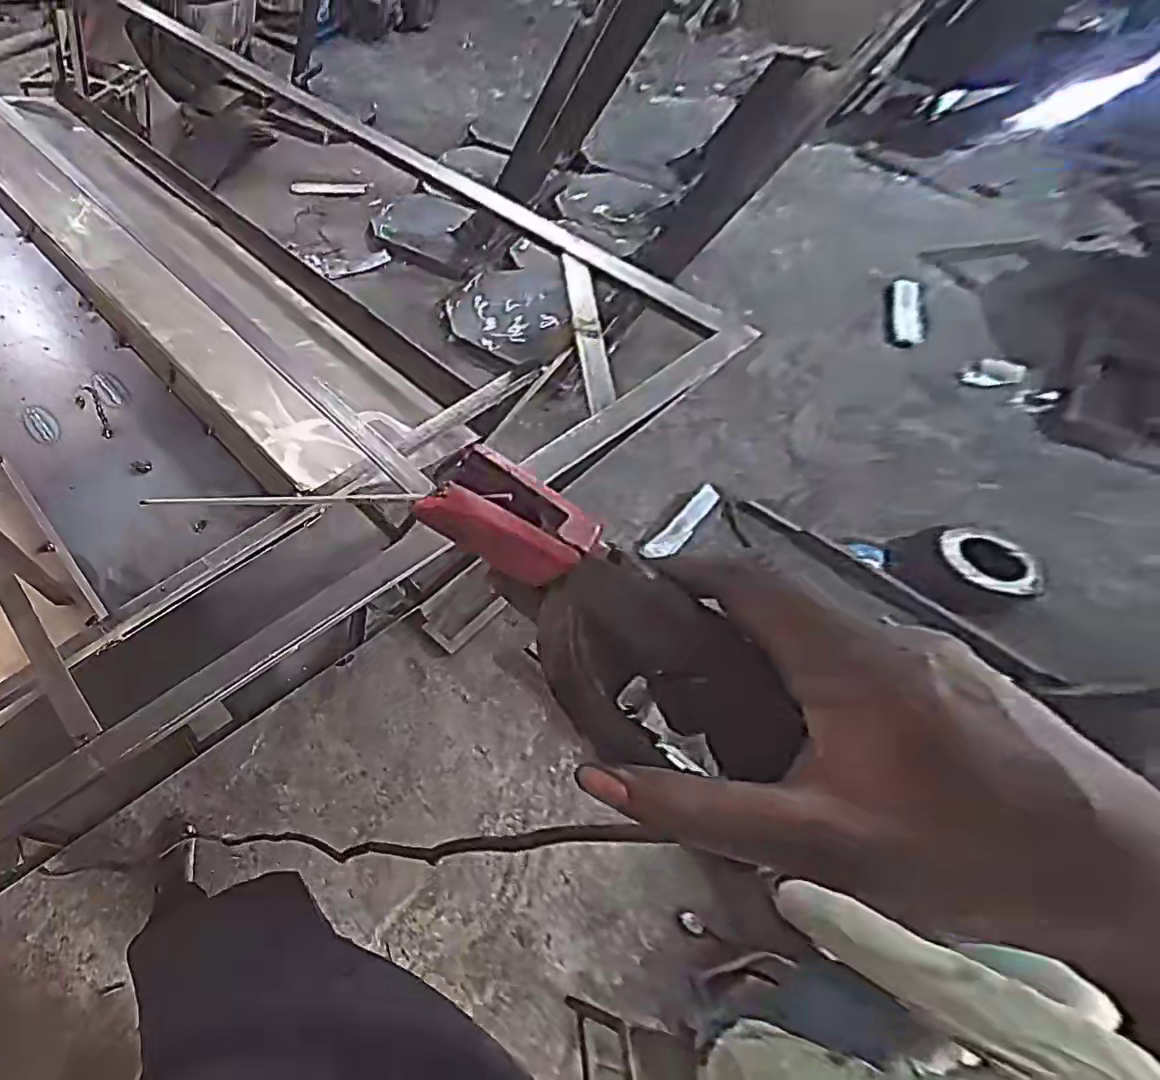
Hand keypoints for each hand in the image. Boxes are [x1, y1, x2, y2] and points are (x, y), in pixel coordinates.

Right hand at [573, 558, 1159, 976]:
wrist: (1142, 890)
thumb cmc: (984, 860)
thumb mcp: (816, 843)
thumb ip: (697, 810)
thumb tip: (601, 781)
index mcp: (853, 663)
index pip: (747, 580)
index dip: (679, 571)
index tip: (632, 586)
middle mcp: (892, 643)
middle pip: (771, 605)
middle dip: (704, 625)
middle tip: (662, 668)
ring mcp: (929, 658)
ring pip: (810, 632)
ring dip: (752, 654)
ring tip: (723, 710)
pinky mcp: (952, 681)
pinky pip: (849, 654)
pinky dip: (799, 673)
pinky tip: (800, 732)